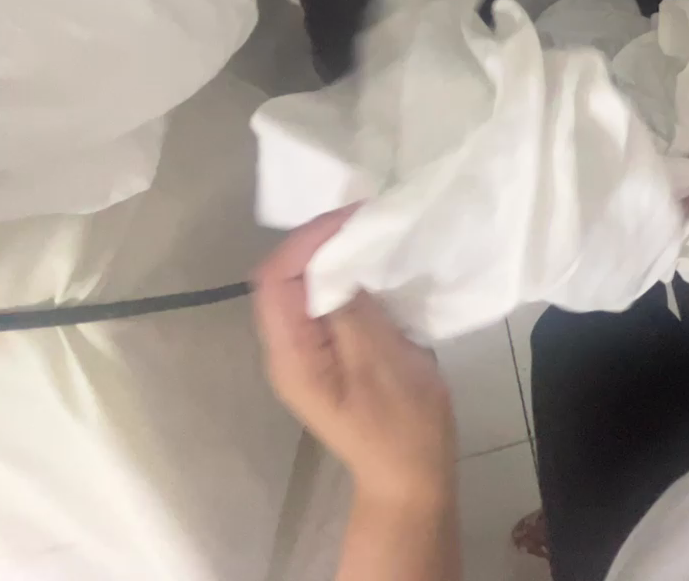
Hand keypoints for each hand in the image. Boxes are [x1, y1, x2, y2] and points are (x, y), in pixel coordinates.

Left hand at [252, 208, 456, 506]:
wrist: (411, 471)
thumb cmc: (401, 421)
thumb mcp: (381, 362)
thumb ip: (352, 310)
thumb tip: (341, 261)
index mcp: (292, 354)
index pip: (277, 278)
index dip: (308, 239)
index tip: (357, 217)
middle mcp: (289, 349)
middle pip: (285, 277)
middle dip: (321, 240)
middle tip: (370, 220)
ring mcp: (308, 351)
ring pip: (305, 285)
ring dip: (335, 254)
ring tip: (376, 235)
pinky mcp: (331, 350)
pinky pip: (327, 299)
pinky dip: (348, 274)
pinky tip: (378, 267)